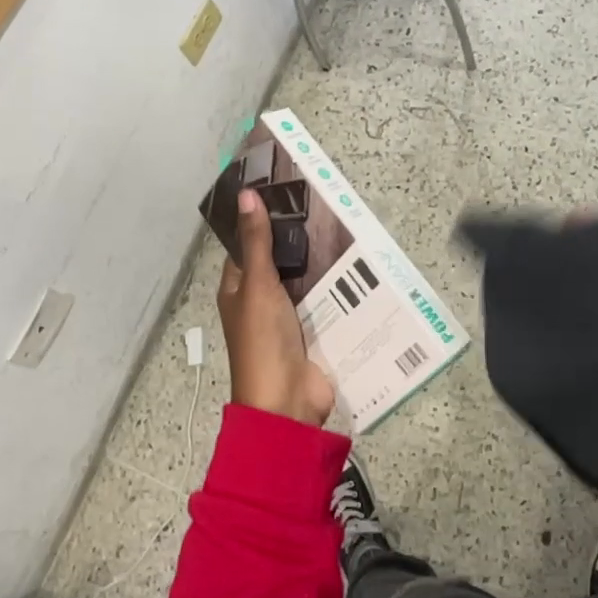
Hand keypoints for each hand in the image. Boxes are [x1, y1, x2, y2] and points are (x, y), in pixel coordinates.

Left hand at [217, 190, 334, 426]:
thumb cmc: (263, 341)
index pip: (247, 246)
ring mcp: (287, 319)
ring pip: (305, 282)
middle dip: (300, 241)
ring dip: (322, 265)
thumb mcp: (258, 285)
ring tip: (348, 229)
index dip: (262, 221)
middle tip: (328, 206)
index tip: (288, 193)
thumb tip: (246, 194)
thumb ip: (256, 242)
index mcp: (237, 290)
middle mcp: (260, 302)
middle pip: (280, 263)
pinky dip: (338, 290)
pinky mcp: (313, 333)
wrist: (287, 403)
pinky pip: (325, 304)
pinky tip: (359, 269)